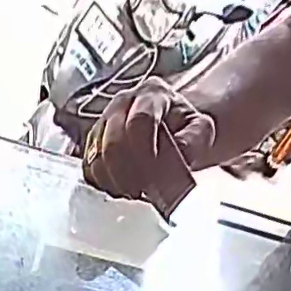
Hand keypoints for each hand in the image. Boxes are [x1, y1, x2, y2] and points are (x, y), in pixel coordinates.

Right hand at [82, 77, 214, 216]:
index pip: (140, 122)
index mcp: (152, 94)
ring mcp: (102, 123)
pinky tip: (121, 191)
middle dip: (128, 176)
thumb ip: (195, 139)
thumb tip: (180, 154)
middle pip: (112, 143)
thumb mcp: (201, 130)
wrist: (171, 127)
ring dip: (115, 184)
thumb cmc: (185, 130)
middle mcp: (121, 103)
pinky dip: (103, 186)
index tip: (155, 180)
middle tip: (142, 194)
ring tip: (133, 195)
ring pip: (97, 159)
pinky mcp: (91, 145)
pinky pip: (88, 169)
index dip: (145, 156)